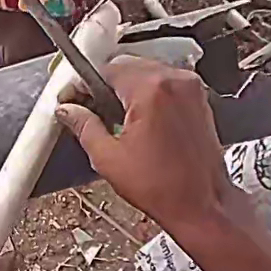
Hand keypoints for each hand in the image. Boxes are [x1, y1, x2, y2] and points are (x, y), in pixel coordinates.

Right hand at [54, 56, 243, 241]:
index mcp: (150, 90)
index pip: (106, 69)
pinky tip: (137, 121)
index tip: (72, 98)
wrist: (202, 204)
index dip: (82, 84)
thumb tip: (68, 110)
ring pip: (146, 73)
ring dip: (125, 90)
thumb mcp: (108, 157)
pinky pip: (164, 85)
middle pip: (127, 67)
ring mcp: (190, 89)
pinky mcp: (198, 99)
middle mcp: (175, 81)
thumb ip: (84, 126)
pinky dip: (147, 95)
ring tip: (113, 119)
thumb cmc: (163, 187)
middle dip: (104, 86)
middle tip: (87, 109)